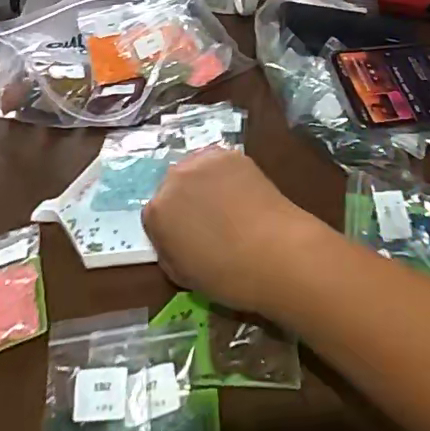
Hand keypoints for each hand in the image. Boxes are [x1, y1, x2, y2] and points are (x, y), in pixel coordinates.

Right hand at [142, 148, 326, 314]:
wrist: (275, 253)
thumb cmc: (228, 276)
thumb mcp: (183, 275)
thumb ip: (169, 250)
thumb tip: (175, 237)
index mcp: (156, 212)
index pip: (154, 216)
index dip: (171, 229)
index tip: (187, 240)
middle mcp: (173, 179)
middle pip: (173, 187)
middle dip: (185, 201)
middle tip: (208, 221)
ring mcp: (202, 161)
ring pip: (195, 170)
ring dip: (203, 183)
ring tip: (226, 205)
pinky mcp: (230, 154)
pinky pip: (219, 164)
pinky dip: (226, 175)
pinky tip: (241, 193)